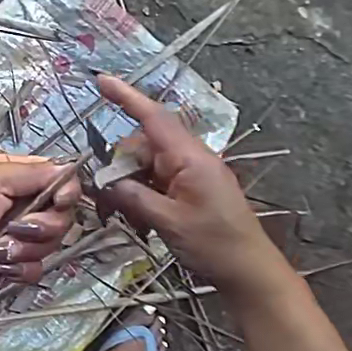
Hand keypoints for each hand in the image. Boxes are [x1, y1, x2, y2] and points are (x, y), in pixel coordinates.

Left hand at [0, 154, 81, 302]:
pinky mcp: (13, 261)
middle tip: (17, 228)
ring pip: (52, 242)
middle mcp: (21, 202)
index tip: (59, 202)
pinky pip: (37, 266)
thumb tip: (68, 168)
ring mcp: (19, 233)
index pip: (60, 178)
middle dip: (44, 225)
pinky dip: (21, 268)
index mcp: (16, 175)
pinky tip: (1, 265)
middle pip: (62, 214)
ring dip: (27, 248)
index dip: (66, 191)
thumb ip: (34, 173)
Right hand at [94, 74, 291, 296]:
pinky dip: (146, 197)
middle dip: (122, 168)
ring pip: (150, 167)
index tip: (101, 80)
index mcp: (190, 157)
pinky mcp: (194, 190)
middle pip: (144, 147)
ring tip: (132, 220)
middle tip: (108, 201)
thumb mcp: (169, 222)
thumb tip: (106, 182)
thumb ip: (134, 198)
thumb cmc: (214, 244)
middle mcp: (191, 158)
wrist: (249, 270)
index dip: (126, 97)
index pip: (153, 117)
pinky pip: (161, 182)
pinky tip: (144, 222)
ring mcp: (193, 174)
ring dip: (133, 188)